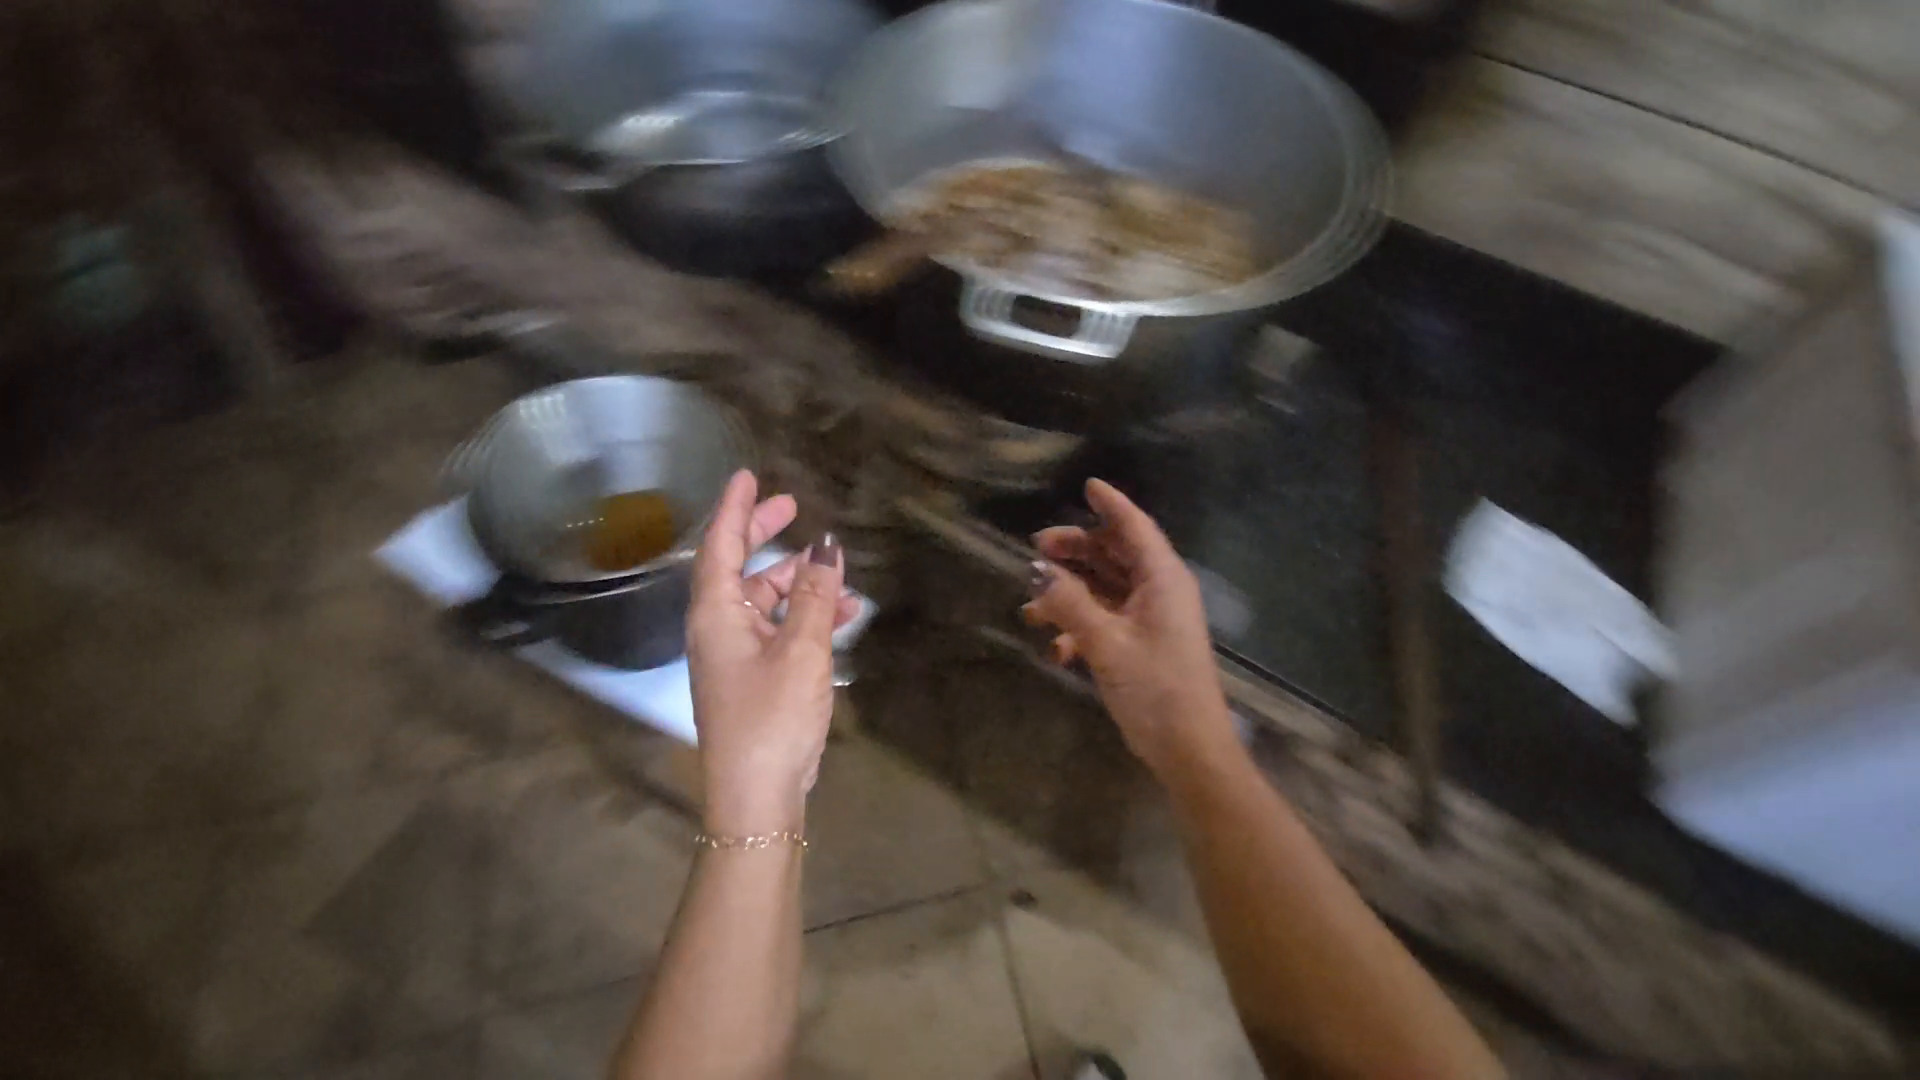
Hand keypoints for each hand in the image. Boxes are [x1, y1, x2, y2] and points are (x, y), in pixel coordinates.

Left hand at [687, 470, 856, 835]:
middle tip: (793, 507)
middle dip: (765, 536)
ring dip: (800, 584)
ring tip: (839, 573)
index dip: (735, 509)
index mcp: (716, 614)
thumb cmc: (773, 716)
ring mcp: (734, 655)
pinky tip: (844, 617)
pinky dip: (806, 618)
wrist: (757, 795)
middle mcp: (717, 628)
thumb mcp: (803, 650)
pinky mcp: (753, 678)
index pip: (720, 546)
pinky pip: (778, 631)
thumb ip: (816, 596)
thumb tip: (827, 546)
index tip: (749, 476)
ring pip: (765, 602)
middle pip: (739, 568)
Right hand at [1023, 479, 1237, 777]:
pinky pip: (1105, 619)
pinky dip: (1079, 626)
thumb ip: (1070, 603)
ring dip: (1069, 593)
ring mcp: (1150, 618)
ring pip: (1104, 588)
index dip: (1111, 504)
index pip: (1134, 527)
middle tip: (1036, 550)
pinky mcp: (1140, 644)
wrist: (1187, 747)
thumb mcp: (1107, 643)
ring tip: (1031, 607)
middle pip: (1113, 554)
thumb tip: (1038, 571)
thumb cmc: (1155, 687)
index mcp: (1162, 579)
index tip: (1087, 485)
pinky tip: (1055, 649)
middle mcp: (1158, 591)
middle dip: (1075, 551)